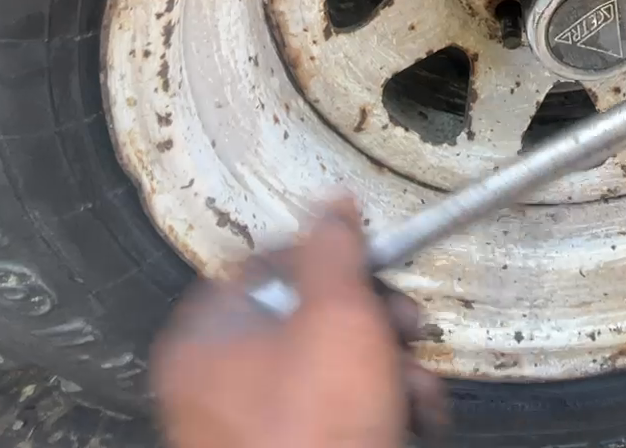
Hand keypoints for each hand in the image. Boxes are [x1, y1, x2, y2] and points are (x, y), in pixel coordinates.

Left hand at [152, 199, 447, 447]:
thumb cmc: (318, 424)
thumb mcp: (336, 314)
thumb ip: (335, 248)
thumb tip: (333, 201)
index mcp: (208, 337)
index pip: (268, 260)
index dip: (328, 254)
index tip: (372, 263)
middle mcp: (218, 378)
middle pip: (309, 311)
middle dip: (376, 317)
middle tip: (408, 326)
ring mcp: (251, 423)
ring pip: (332, 358)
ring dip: (389, 363)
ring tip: (417, 387)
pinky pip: (333, 404)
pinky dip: (377, 401)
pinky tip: (411, 412)